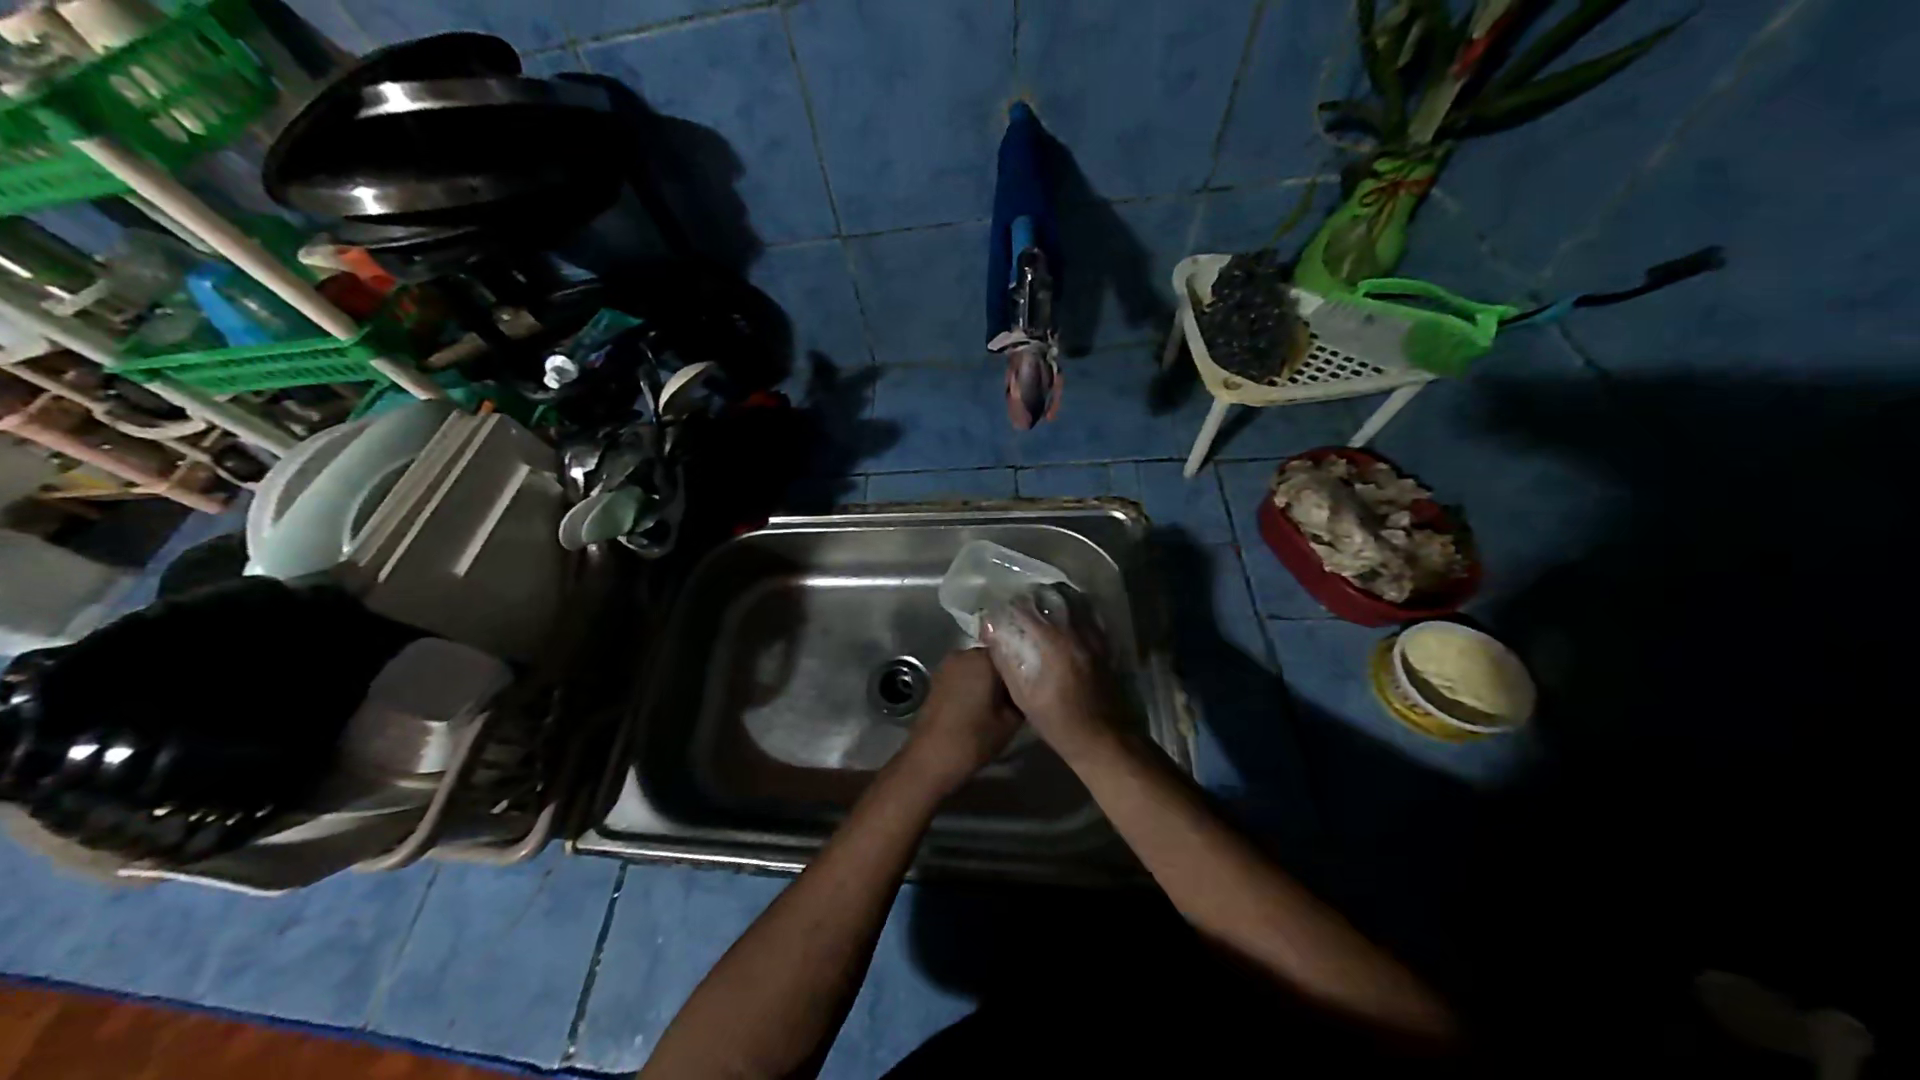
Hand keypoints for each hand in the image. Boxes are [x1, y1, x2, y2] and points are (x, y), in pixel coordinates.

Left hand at [898, 648, 1024, 794]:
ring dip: (989, 678)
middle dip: (1006, 671)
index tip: (1034, 680)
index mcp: (983, 658)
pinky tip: (982, 701)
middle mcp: (964, 654)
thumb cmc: (975, 737)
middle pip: (994, 656)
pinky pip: (964, 674)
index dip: (1025, 665)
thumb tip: (1027, 688)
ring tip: (1001, 699)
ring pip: (978, 665)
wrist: (931, 757)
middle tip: (1020, 691)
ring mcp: (947, 665)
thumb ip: (1023, 696)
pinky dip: (974, 683)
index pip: (1013, 649)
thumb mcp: (1012, 720)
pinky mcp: (937, 678)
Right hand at [979, 590, 1118, 756]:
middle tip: (1017, 604)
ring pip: (1074, 607)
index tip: (999, 610)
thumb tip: (992, 634)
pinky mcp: (1106, 648)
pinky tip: (1065, 621)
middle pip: (1052, 603)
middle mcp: (1077, 634)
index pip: (1027, 612)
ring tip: (1040, 608)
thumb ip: (1006, 661)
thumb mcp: (1024, 696)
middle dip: (1032, 601)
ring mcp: (1096, 639)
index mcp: (1055, 644)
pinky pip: (1089, 619)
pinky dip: (1075, 614)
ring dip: (1055, 604)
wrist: (1103, 739)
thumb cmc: (1058, 722)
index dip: (1010, 608)